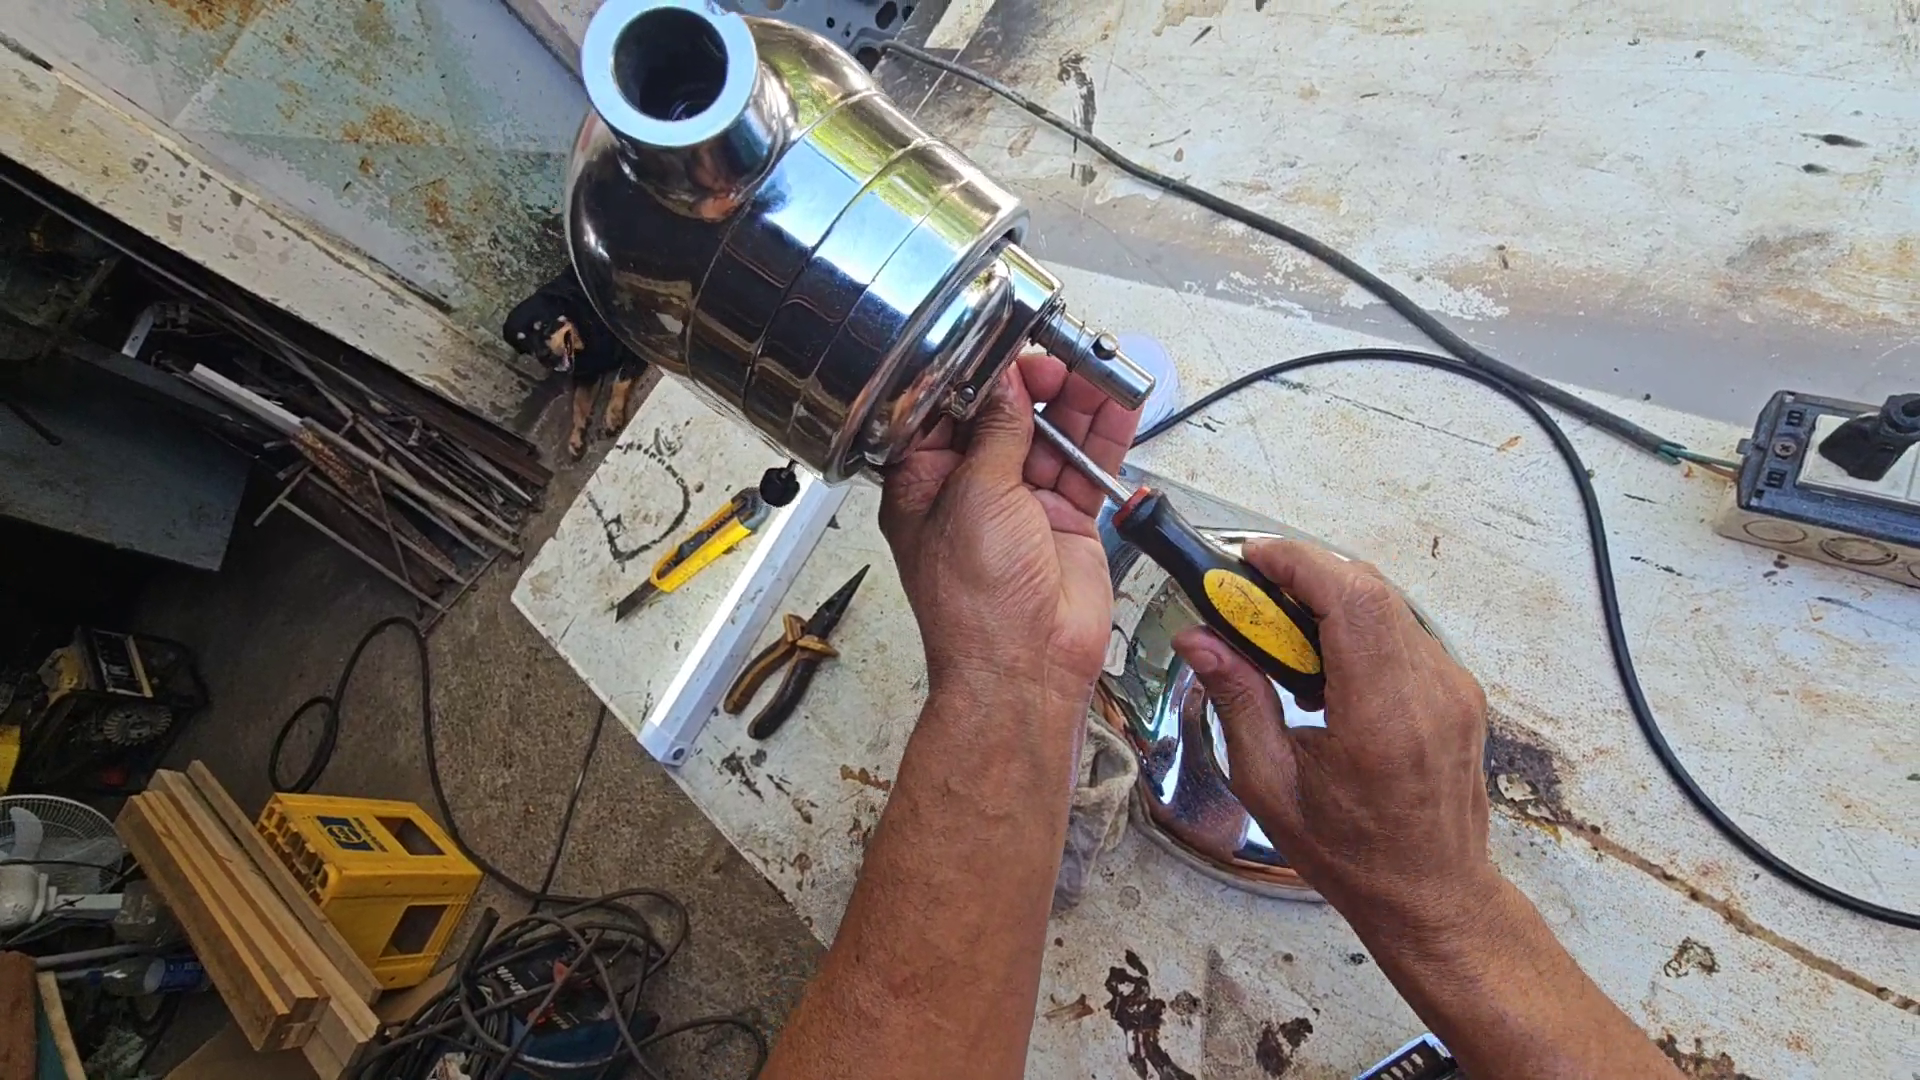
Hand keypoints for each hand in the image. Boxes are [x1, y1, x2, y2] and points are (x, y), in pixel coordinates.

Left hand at [880, 352, 1140, 706]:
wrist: (1026, 666)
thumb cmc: (975, 604)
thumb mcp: (976, 498)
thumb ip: (998, 434)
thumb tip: (1007, 385)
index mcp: (927, 483)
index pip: (950, 411)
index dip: (979, 378)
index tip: (1008, 348)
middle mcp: (972, 490)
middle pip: (1007, 418)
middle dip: (1035, 384)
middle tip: (1062, 360)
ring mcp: (1021, 503)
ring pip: (1052, 437)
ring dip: (1076, 403)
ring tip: (1100, 371)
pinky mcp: (1064, 518)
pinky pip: (1086, 465)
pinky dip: (1103, 435)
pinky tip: (1118, 404)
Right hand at [1171, 540, 1495, 933]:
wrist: (1433, 894)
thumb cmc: (1346, 851)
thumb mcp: (1268, 781)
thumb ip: (1236, 698)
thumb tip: (1196, 637)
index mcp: (1383, 717)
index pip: (1352, 600)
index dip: (1297, 563)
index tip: (1247, 558)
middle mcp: (1430, 690)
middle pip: (1368, 587)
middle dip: (1301, 571)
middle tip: (1246, 589)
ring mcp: (1452, 685)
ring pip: (1382, 600)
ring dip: (1322, 593)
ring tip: (1273, 626)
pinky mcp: (1454, 686)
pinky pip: (1395, 625)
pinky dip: (1347, 618)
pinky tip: (1313, 653)